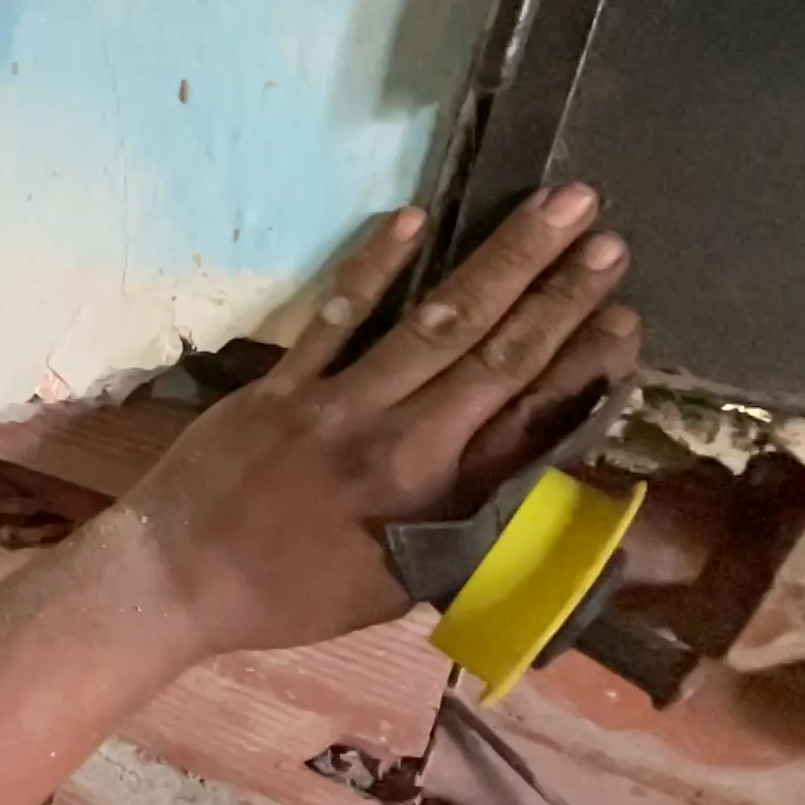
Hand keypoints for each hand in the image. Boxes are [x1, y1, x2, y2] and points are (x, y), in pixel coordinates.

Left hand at [117, 184, 640, 656]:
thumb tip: (523, 488)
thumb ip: (460, 537)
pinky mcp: (278, 385)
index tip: (625, 317)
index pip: (534, 421)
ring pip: (434, 325)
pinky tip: (412, 221)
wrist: (179, 576)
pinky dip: (371, 268)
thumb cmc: (287, 596)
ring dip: (498, 265)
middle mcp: (400, 443)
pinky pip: (334, 317)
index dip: (584, 366)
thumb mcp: (395, 591)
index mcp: (438, 502)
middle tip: (611, 238)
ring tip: (556, 209)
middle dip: (559, 296)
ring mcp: (335, 405)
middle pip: (498, 358)